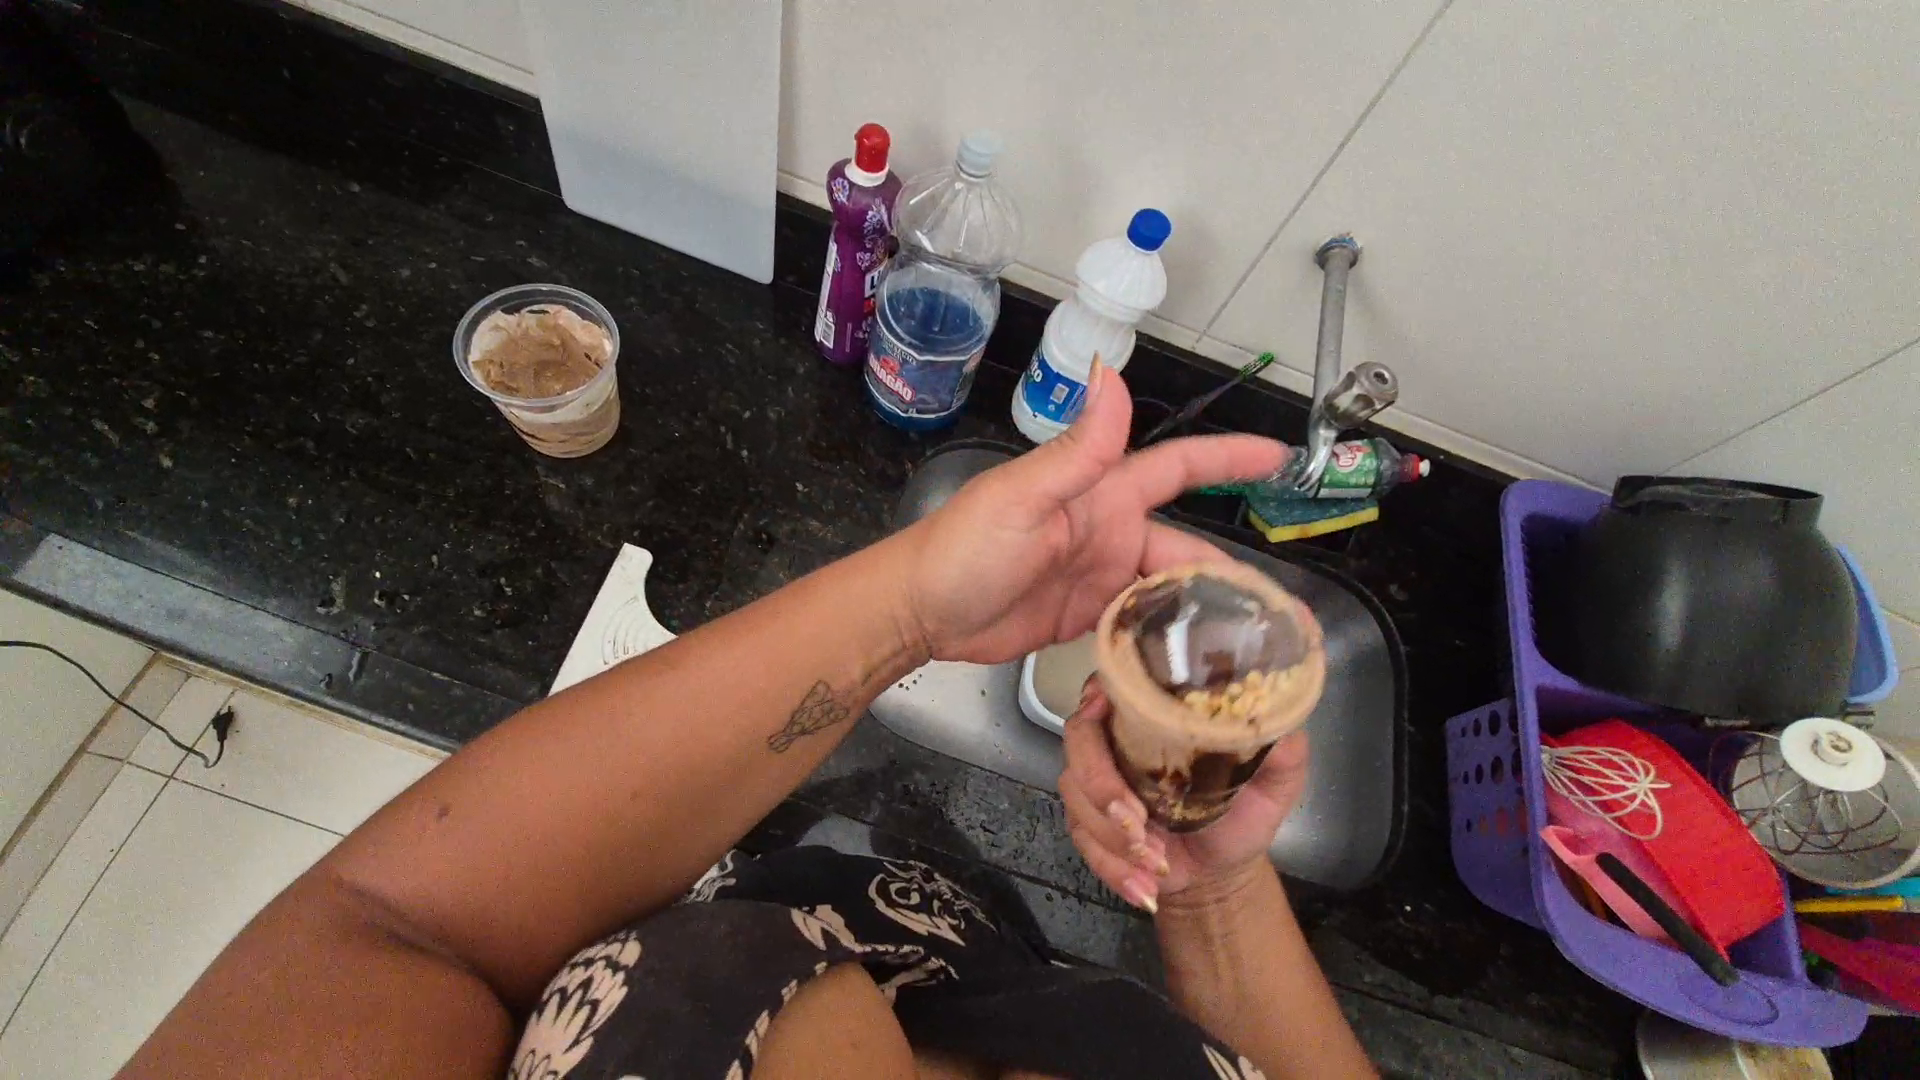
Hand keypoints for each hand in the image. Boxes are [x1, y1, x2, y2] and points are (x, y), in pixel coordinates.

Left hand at [894, 364, 1285, 664]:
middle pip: (1188, 547)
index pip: (1178, 468)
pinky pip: (1140, 624)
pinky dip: (1167, 638)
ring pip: (1169, 591)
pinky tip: (1194, 662)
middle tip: (1279, 611)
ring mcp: (1100, 577)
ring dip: (1204, 613)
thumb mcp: (1024, 496)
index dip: (1228, 459)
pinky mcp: (1087, 616)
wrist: (924, 611)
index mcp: (1102, 494)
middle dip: (1231, 573)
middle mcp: (1110, 532)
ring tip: (1248, 648)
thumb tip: (1112, 371)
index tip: (1279, 458)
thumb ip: (1078, 448)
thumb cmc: (966, 547)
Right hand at [1058, 680, 1307, 912]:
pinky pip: (1081, 839)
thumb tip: (1290, 732)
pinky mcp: (1083, 821)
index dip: (1099, 697)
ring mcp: (1090, 778)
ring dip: (1112, 837)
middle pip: (1079, 740)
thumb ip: (1281, 756)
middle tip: (1139, 826)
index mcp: (1150, 714)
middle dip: (1103, 785)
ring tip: (1157, 865)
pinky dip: (1112, 867)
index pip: (1109, 685)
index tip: (1104, 714)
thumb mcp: (1270, 786)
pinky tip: (1144, 886)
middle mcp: (1112, 737)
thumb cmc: (1238, 812)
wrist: (1218, 871)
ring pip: (1076, 793)